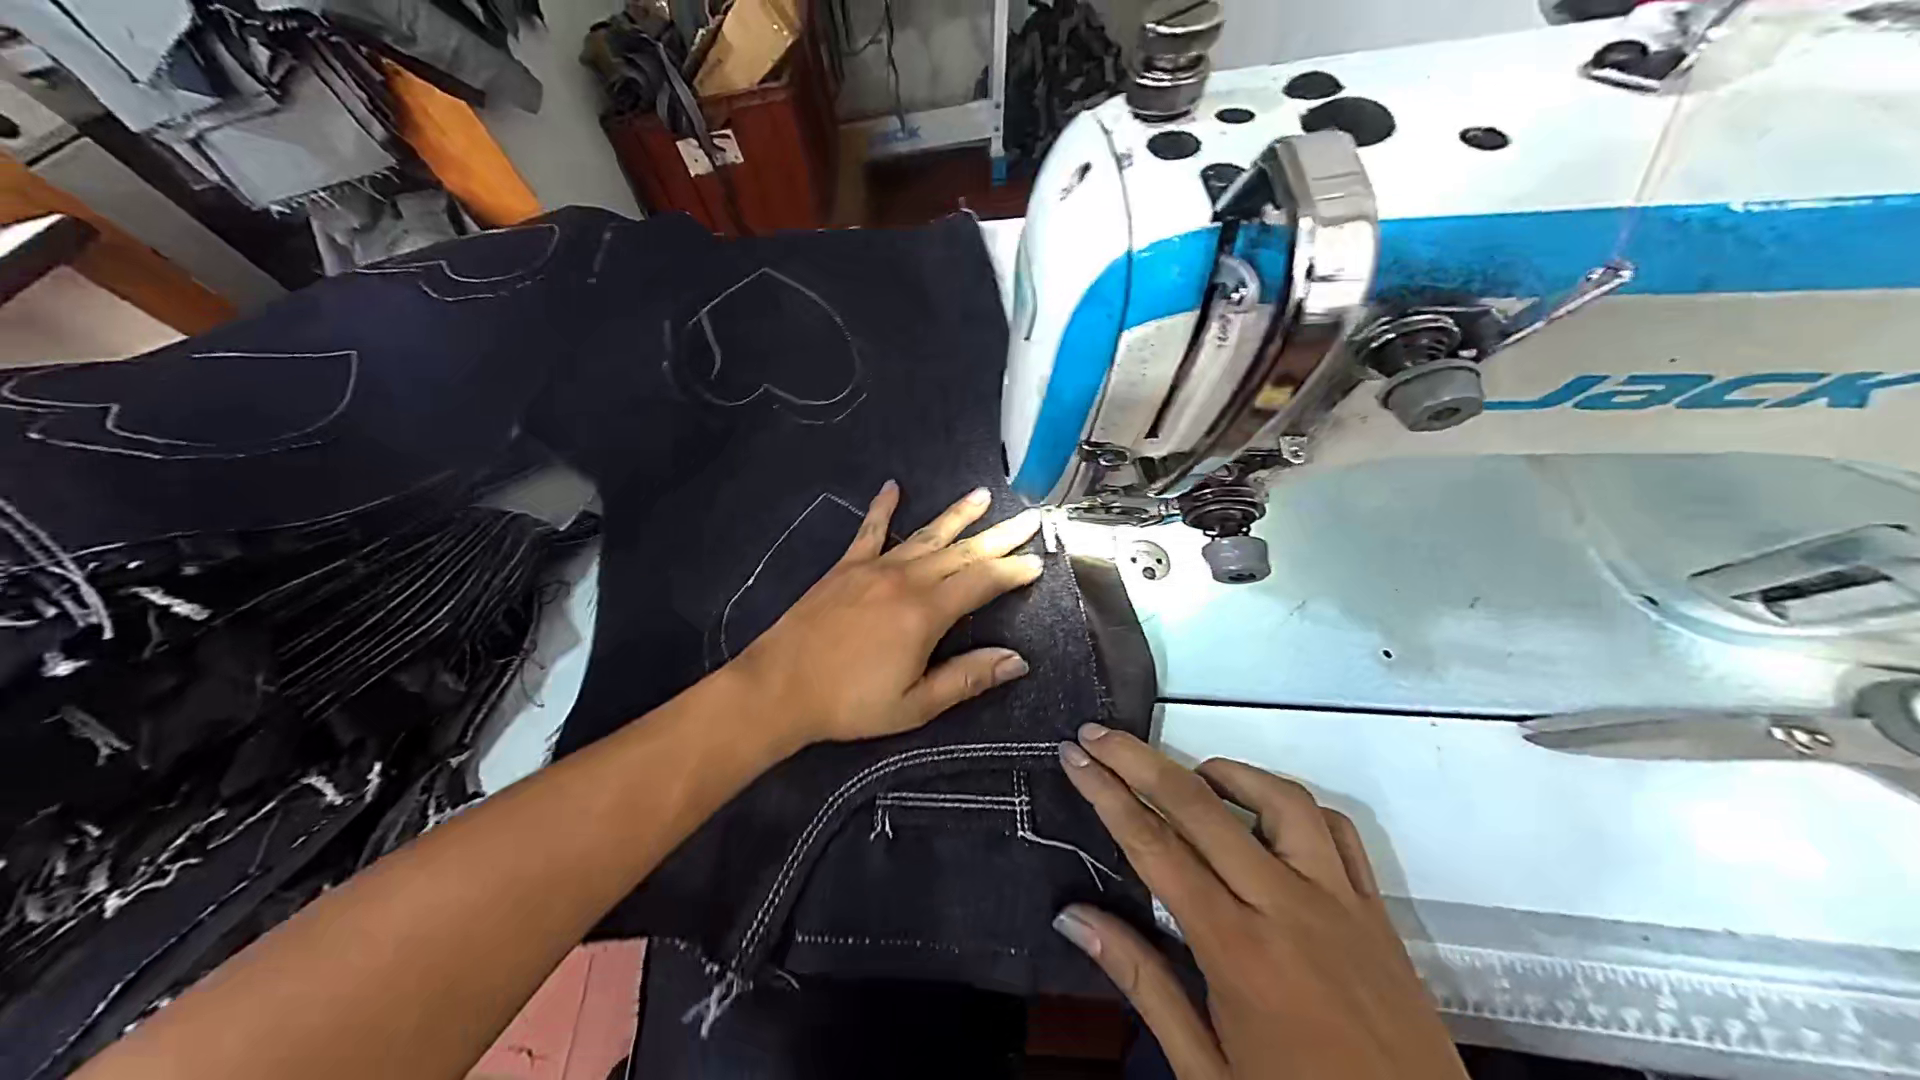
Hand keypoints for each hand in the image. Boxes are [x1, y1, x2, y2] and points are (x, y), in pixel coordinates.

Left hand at [730, 481, 1043, 745]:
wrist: (778, 687)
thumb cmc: (850, 702)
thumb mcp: (915, 704)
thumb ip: (967, 678)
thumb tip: (1017, 661)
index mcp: (925, 613)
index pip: (983, 583)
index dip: (1014, 571)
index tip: (1038, 561)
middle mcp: (905, 579)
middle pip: (963, 552)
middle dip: (1000, 536)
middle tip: (1030, 519)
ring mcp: (874, 568)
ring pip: (926, 535)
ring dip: (957, 515)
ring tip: (983, 496)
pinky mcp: (846, 566)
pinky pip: (870, 530)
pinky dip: (882, 507)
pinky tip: (893, 487)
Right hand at [1053, 727, 1466, 1079]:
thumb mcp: (1206, 1069)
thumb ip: (1141, 981)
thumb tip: (1072, 916)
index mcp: (1236, 949)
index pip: (1154, 846)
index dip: (1106, 793)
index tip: (1075, 756)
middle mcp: (1286, 906)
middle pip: (1200, 805)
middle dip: (1138, 760)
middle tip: (1098, 734)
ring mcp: (1340, 900)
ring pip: (1279, 799)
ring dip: (1224, 771)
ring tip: (1186, 773)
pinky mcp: (1377, 909)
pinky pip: (1337, 829)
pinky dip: (1292, 805)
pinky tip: (1263, 812)